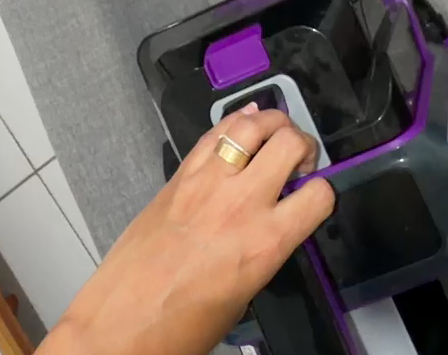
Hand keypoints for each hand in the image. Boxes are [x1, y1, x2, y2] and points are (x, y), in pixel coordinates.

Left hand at [40, 105, 335, 354]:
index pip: (319, 194)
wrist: (123, 324)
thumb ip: (269, 246)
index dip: (324, 192)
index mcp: (263, 243)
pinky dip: (234, 121)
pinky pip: (214, 132)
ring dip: (271, 122)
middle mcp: (240, 203)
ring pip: (251, 123)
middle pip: (289, 141)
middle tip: (299, 159)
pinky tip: (242, 123)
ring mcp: (208, 181)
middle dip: (304, 144)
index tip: (315, 195)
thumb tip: (280, 219)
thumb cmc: (181, 324)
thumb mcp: (246, 292)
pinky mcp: (180, 173)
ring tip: (274, 133)